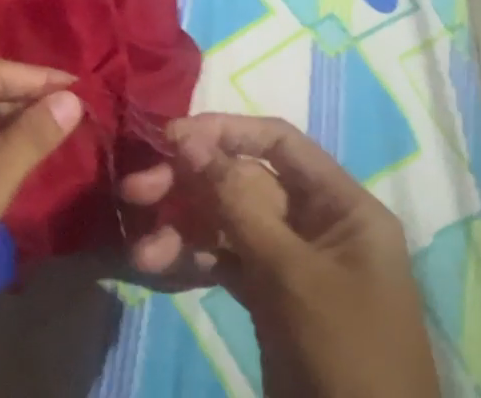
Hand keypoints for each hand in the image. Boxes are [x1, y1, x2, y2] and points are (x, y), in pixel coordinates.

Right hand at [120, 114, 437, 397]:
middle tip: (134, 192)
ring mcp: (289, 260)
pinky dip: (192, 258)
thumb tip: (188, 138)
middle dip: (189, 183)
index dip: (224, 131)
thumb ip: (238, 201)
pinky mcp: (268, 295)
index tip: (169, 137)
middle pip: (242, 180)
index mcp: (341, 206)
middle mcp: (315, 223)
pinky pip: (224, 259)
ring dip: (182, 228)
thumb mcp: (292, 273)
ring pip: (226, 221)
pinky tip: (158, 266)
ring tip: (144, 253)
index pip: (278, 142)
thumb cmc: (346, 349)